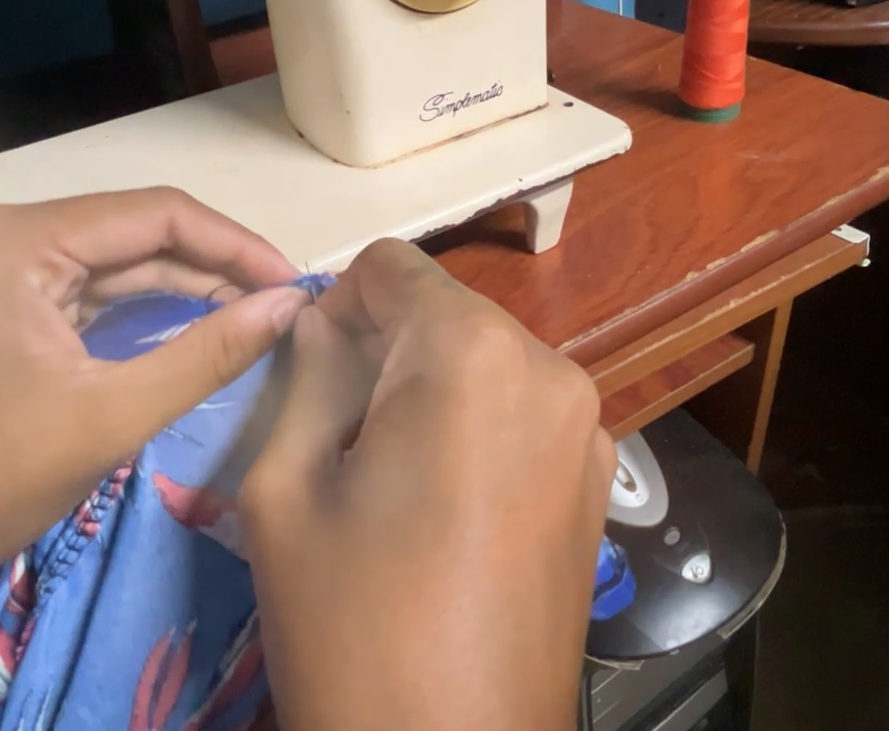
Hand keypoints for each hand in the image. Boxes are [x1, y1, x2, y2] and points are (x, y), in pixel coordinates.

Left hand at [0, 189, 310, 607]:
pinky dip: (147, 304)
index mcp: (13, 241)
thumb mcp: (109, 417)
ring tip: (257, 311)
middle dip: (215, 265)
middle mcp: (0, 231)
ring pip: (117, 258)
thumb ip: (209, 353)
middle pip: (136, 230)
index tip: (294, 282)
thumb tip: (291, 305)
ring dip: (187, 284)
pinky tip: (201, 318)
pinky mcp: (0, 294)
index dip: (235, 245)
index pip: (154, 214)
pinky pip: (91, 285)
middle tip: (284, 301)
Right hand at [241, 239, 614, 730]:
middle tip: (343, 428)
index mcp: (471, 352)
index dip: (341, 302)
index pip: (394, 266)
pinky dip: (478, 419)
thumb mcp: (287, 484)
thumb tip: (326, 322)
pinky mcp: (601, 474)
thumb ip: (308, 371)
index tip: (314, 368)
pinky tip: (450, 498)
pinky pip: (522, 405)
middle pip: (444, 310)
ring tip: (393, 470)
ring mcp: (588, 422)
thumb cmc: (354, 623)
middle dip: (386, 344)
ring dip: (431, 382)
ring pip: (485, 355)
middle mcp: (548, 365)